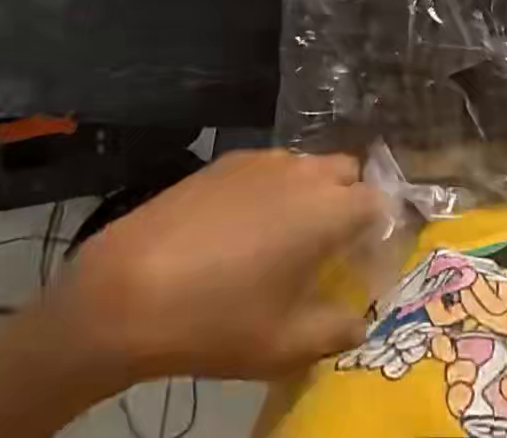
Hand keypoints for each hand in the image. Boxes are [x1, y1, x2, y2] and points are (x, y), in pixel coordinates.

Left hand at [48, 149, 383, 382]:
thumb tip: (360, 322)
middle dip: (348, 200)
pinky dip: (270, 188)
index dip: (378, 229)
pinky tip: (237, 226)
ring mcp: (265, 161)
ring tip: (278, 235)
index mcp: (333, 210)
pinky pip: (269, 167)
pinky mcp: (227, 161)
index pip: (381, 203)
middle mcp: (307, 173)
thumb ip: (338, 331)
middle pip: (348, 173)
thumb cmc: (218, 320)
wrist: (125, 290)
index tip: (361, 259)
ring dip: (309, 192)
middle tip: (324, 243)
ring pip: (307, 167)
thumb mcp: (286, 346)